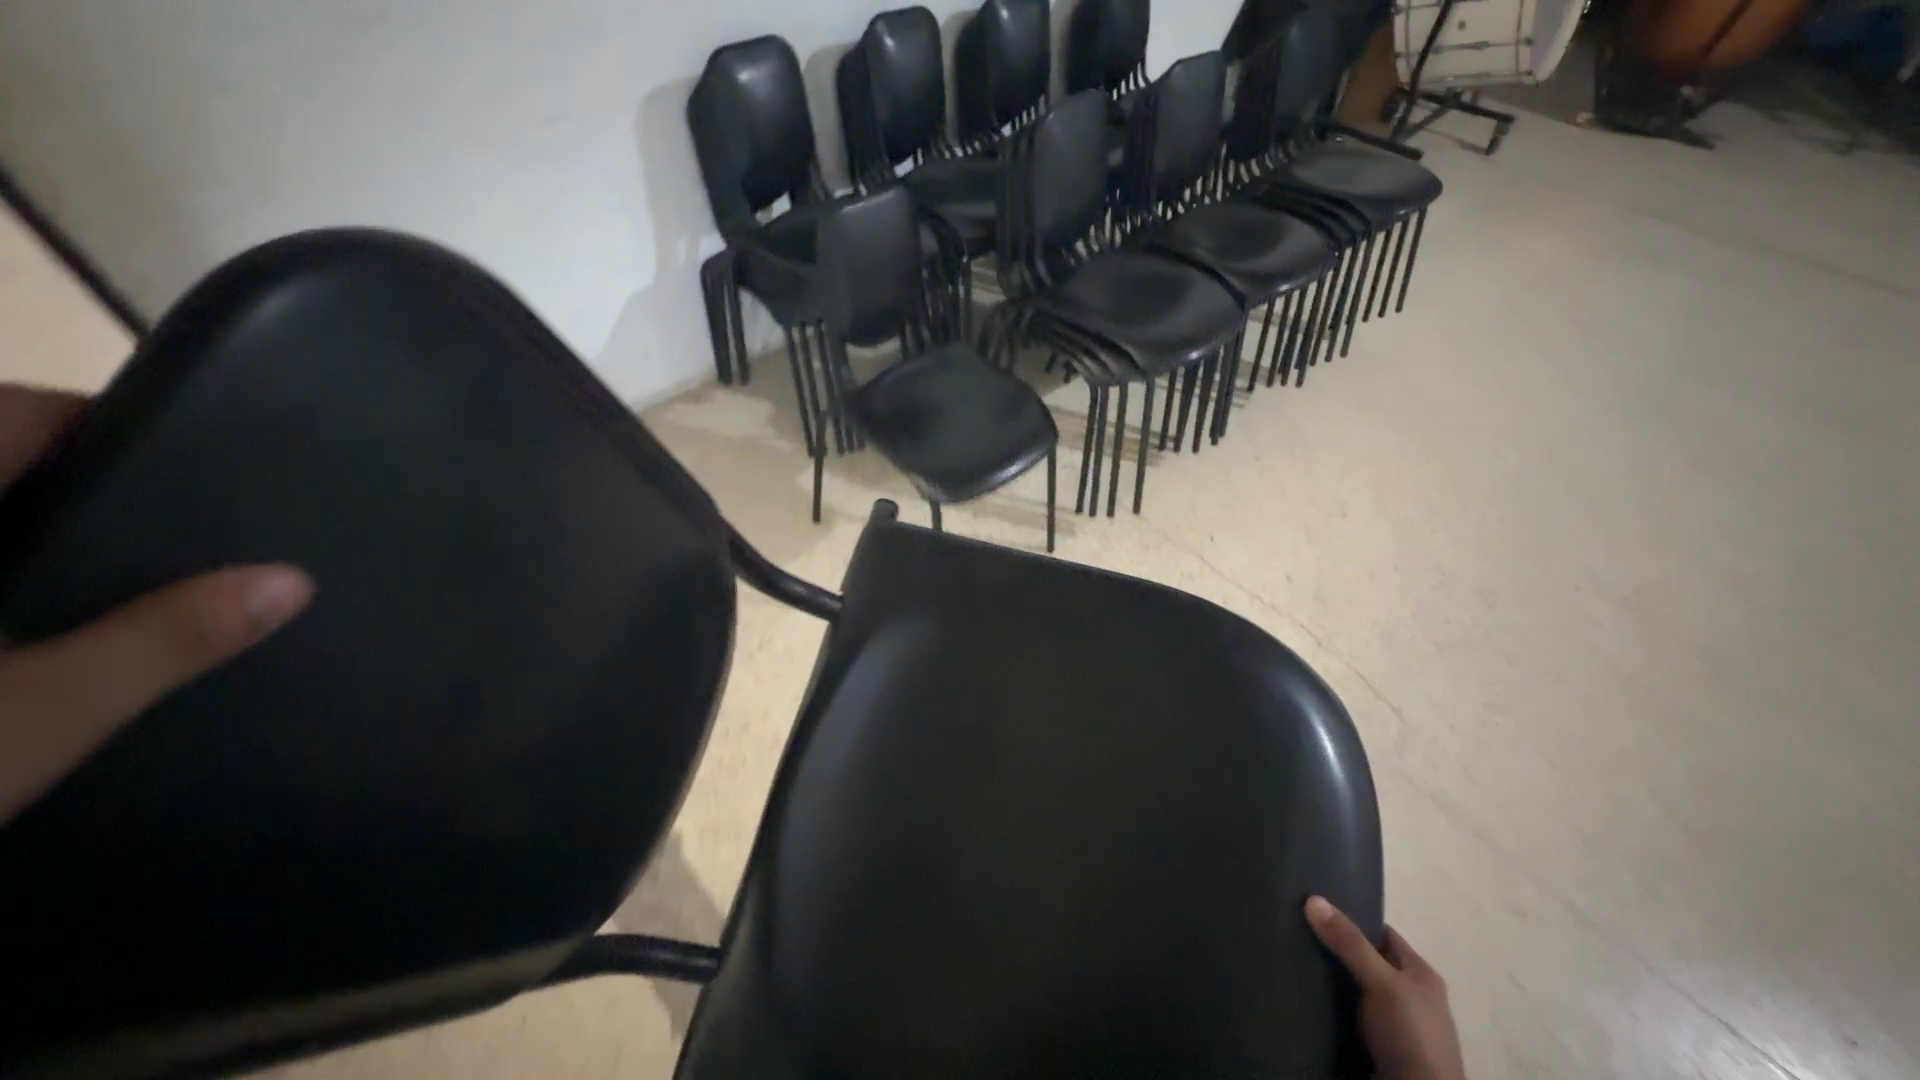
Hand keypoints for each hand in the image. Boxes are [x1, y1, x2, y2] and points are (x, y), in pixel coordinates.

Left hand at [0, 385, 312, 825]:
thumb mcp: (35, 712)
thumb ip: (168, 637)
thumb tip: (291, 581)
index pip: (25, 418)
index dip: (120, 433)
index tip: (211, 471)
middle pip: (12, 473)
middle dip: (103, 502)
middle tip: (201, 541)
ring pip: (1, 538)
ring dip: (60, 552)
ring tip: (157, 585)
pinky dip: (26, 596)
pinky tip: (74, 631)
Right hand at [1306, 895, 1466, 1079]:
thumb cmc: (1411, 1036)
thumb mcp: (1382, 983)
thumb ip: (1350, 944)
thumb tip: (1313, 899)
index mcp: (1421, 975)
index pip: (1383, 934)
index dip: (1353, 918)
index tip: (1316, 909)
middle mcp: (1409, 996)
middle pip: (1366, 962)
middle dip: (1334, 950)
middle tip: (1295, 933)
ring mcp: (1392, 1025)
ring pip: (1353, 991)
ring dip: (1328, 982)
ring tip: (1290, 961)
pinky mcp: (1375, 1047)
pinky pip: (1345, 1017)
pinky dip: (1327, 1009)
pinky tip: (1301, 1000)